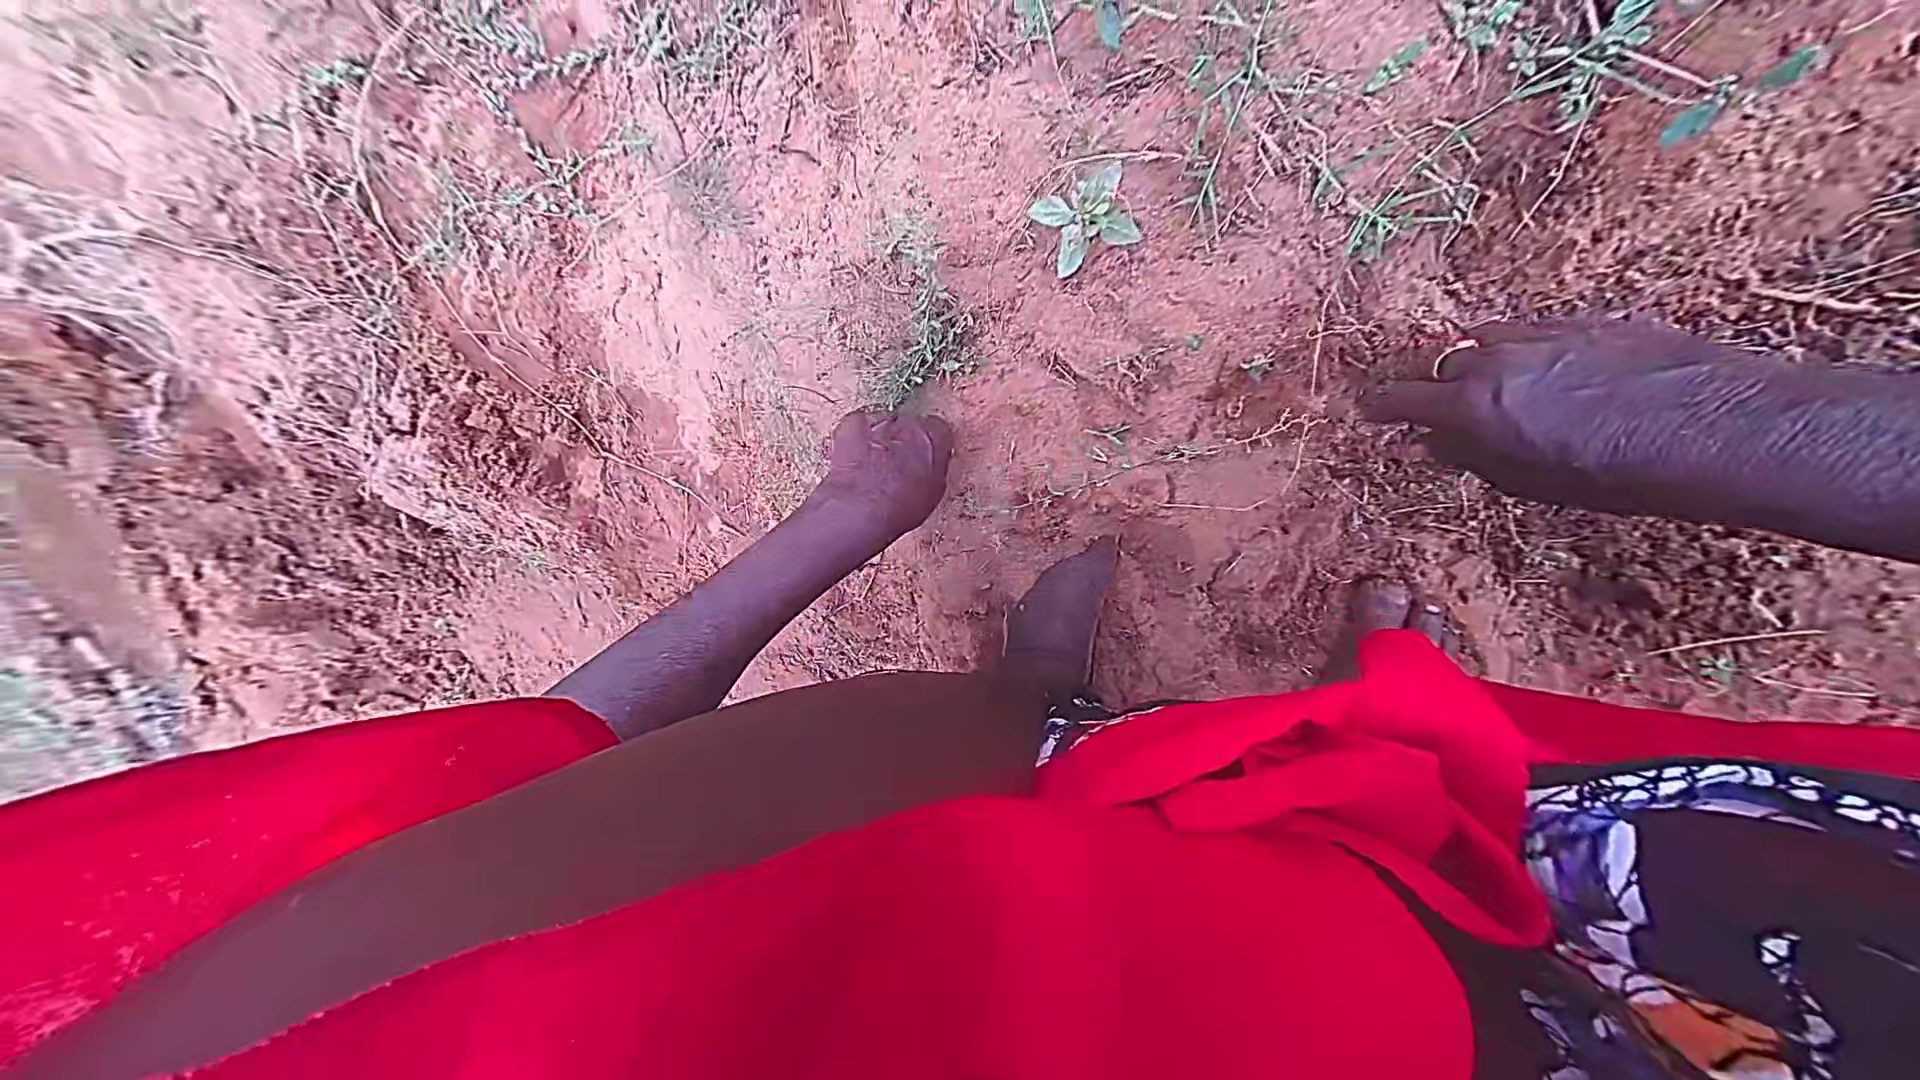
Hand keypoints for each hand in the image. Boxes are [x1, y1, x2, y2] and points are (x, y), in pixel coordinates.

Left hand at [808, 411, 955, 541]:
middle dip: (901, 444)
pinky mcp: (853, 423)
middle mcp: (909, 424)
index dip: (928, 447)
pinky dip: (854, 440)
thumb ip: (934, 467)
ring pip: (881, 426)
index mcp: (934, 438)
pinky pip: (856, 427)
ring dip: (878, 442)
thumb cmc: (898, 505)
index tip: (921, 460)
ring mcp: (880, 421)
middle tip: (894, 469)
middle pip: (907, 426)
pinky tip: (854, 462)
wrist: (863, 508)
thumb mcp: (933, 492)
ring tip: (871, 471)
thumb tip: (929, 465)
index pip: (937, 430)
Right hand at [1361, 316, 1919, 560]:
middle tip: (1414, 395)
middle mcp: (1496, 361)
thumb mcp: (1523, 480)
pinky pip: (1530, 327)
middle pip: (1435, 362)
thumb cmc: (1613, 473)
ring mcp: (1543, 335)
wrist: (1724, 431)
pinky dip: (1513, 344)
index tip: (1367, 411)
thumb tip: (1431, 444)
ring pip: (1481, 338)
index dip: (1378, 406)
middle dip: (1418, 379)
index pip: (1402, 399)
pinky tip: (1526, 360)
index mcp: (1471, 405)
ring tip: (1469, 375)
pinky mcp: (1590, 322)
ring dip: (1466, 358)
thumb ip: (1467, 456)